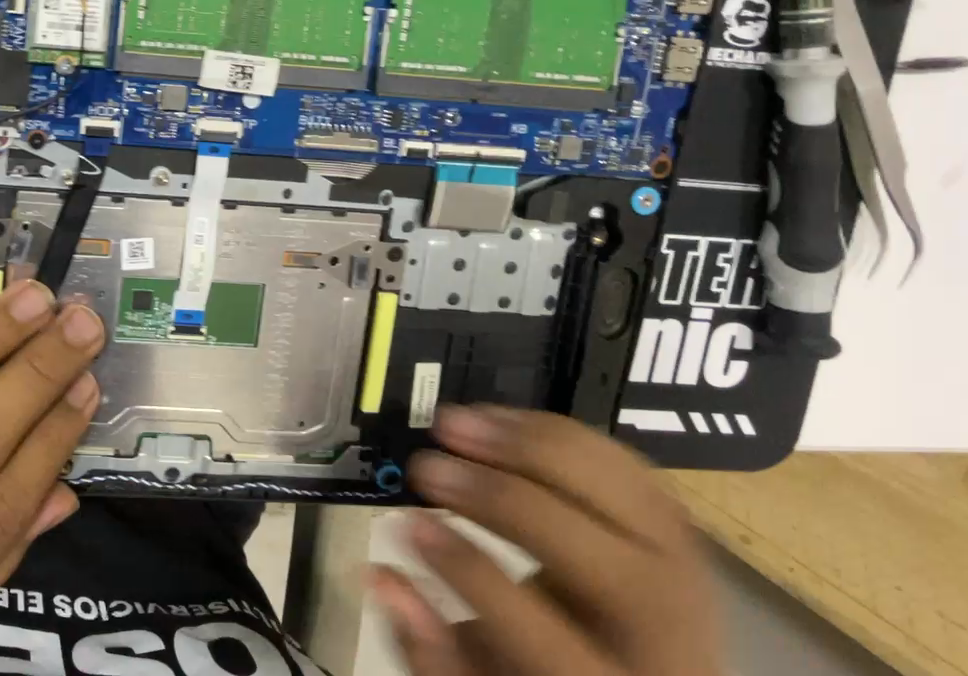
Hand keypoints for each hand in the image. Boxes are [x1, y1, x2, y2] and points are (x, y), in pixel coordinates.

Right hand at [369, 407, 723, 675]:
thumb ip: (430, 653)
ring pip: (633, 506)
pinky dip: (565, 438)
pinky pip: (636, 474)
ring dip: (534, 450)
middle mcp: (672, 645)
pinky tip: (502, 423)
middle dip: (505, 502)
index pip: (549, 640)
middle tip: (428, 467)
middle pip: (609, 568)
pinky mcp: (680, 538)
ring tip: (455, 423)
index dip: (472, 575)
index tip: (409, 526)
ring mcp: (691, 586)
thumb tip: (383, 577)